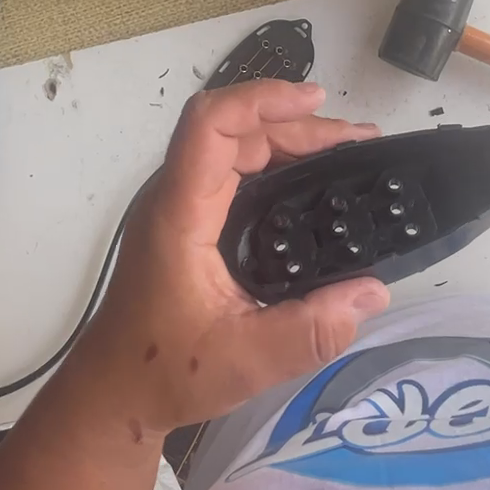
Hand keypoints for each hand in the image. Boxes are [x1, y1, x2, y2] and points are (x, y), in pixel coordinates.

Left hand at [67, 80, 390, 439]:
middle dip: (299, 125)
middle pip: (235, 130)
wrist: (116, 390)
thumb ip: (311, 332)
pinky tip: (313, 179)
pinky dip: (278, 162)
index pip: (210, 125)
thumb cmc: (166, 371)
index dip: (261, 99)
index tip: (316, 101)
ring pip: (237, 146)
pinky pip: (236, 169)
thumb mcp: (245, 361)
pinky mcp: (193, 218)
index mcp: (181, 213)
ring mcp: (183, 204)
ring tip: (348, 152)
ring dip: (291, 139)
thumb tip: (374, 292)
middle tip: (360, 143)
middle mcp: (178, 195)